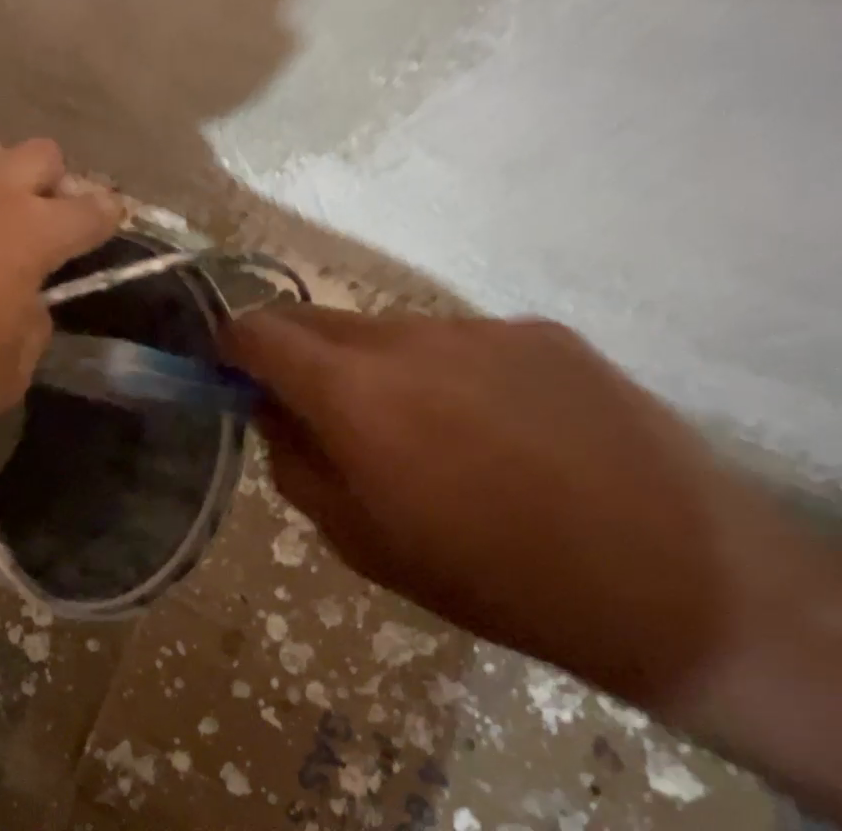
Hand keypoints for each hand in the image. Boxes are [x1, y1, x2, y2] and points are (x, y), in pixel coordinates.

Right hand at [224, 306, 773, 706]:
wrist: (677, 585)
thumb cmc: (487, 576)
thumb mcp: (357, 539)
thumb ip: (293, 461)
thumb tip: (271, 412)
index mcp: (351, 391)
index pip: (256, 331)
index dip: (229, 347)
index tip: (228, 375)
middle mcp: (407, 339)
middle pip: (316, 320)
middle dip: (297, 357)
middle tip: (321, 415)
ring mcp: (481, 329)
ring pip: (391, 332)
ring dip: (378, 368)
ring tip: (429, 434)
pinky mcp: (546, 334)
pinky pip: (463, 342)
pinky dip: (450, 373)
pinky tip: (500, 430)